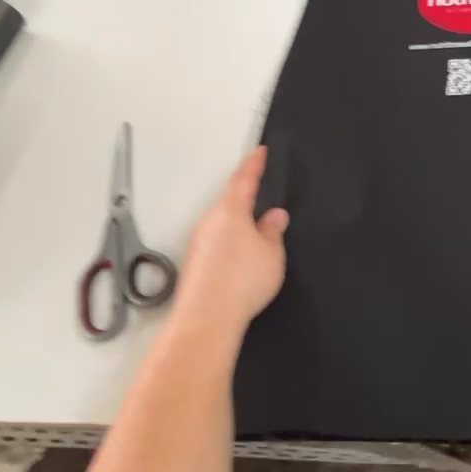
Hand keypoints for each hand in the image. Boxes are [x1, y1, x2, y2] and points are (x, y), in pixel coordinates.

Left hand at [173, 146, 288, 335]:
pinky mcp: (196, 264)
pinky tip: (244, 252)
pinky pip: (219, 240)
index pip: (244, 180)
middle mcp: (210, 222)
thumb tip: (274, 215)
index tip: (260, 151)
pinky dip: (232, 238)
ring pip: (223, 222)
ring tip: (259, 224)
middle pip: (230, 201)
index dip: (254, 165)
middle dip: (246, 194)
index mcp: (231, 211)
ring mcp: (200, 243)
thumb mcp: (271, 252)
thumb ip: (273, 230)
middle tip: (264, 188)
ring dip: (240, 220)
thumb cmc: (244, 278)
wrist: (206, 319)